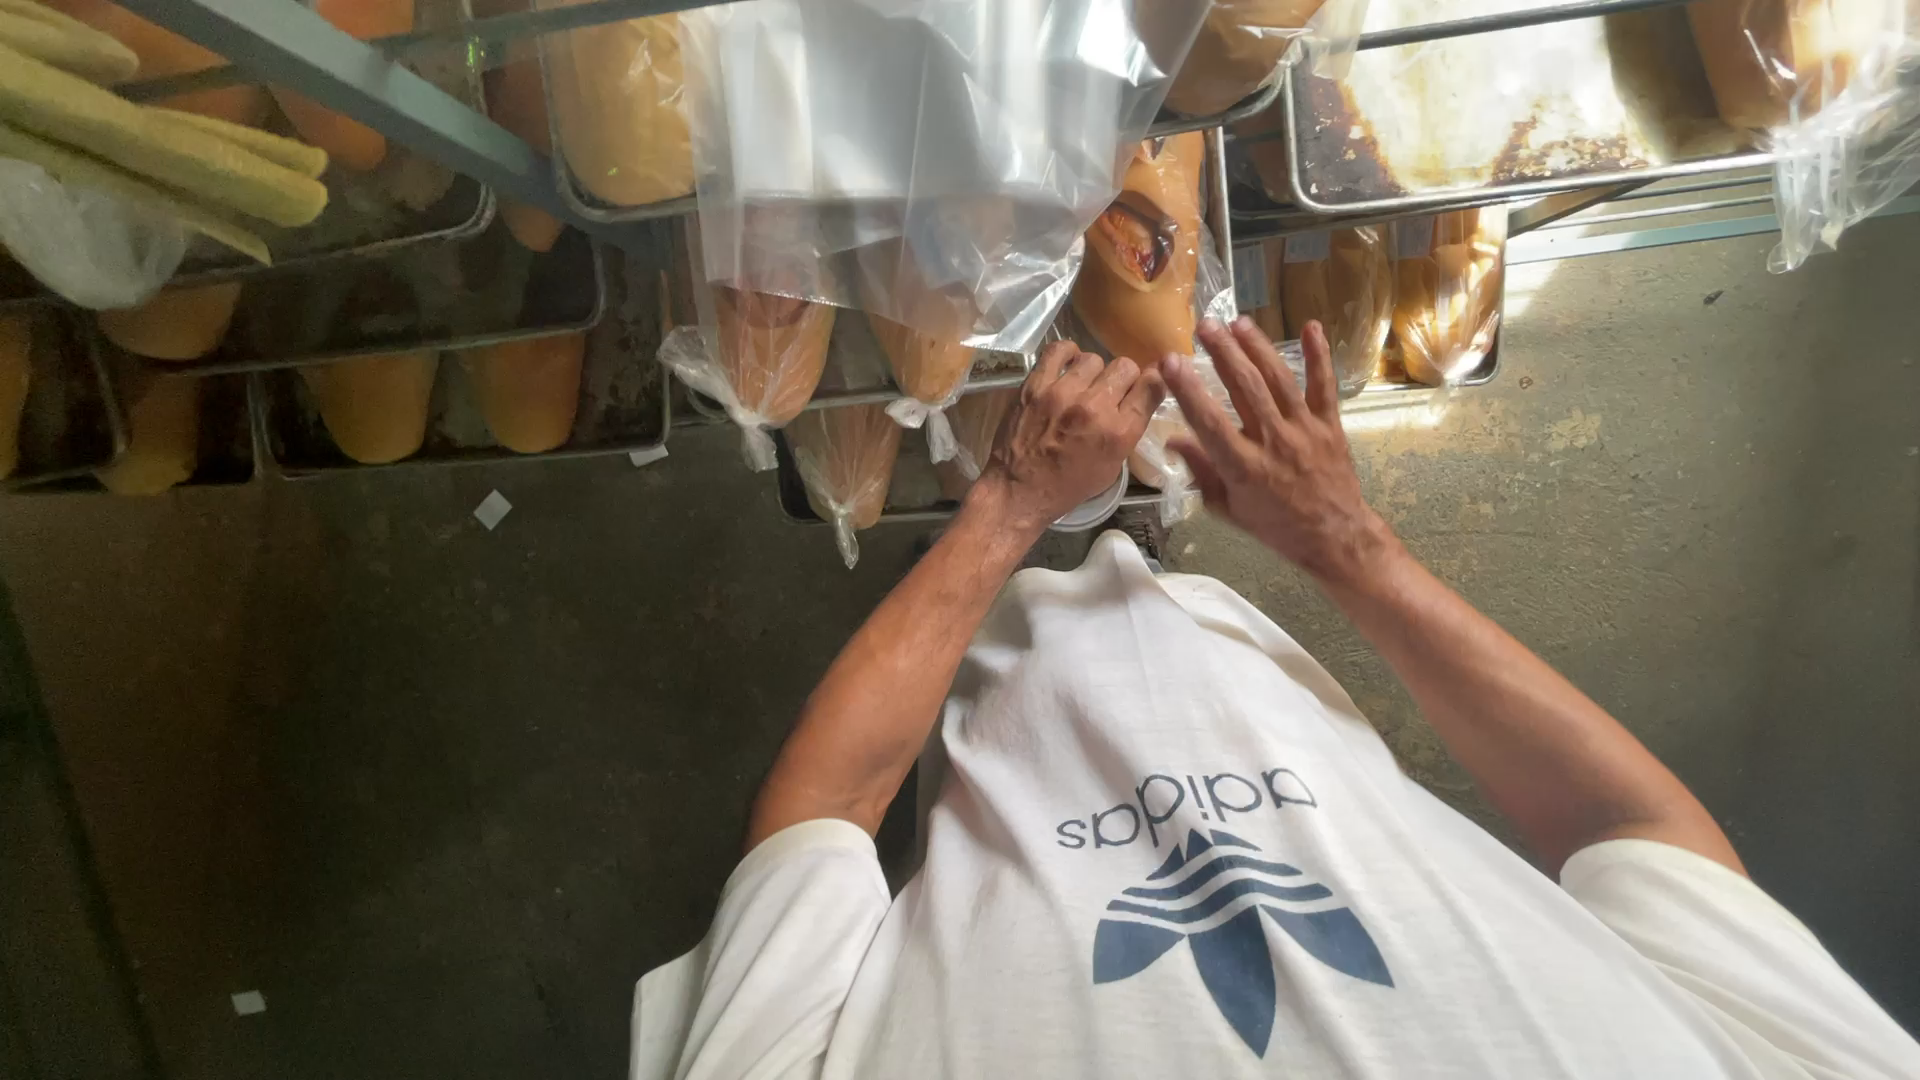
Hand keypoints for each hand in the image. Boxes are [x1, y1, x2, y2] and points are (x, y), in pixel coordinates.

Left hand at [972, 341, 1164, 534]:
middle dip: (1122, 380)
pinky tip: (1067, 367)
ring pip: (1094, 358)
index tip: (1142, 386)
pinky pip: (1058, 350)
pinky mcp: (1035, 386)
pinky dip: (1067, 354)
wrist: (1019, 491)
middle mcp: (1095, 408)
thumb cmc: (1068, 486)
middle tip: (1109, 393)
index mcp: (1119, 432)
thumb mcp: (1112, 466)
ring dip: (1093, 372)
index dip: (1151, 382)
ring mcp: (1063, 394)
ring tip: (1083, 386)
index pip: (1152, 386)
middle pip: (1125, 367)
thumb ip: (1128, 429)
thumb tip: (1137, 398)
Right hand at [1161, 317, 1400, 585]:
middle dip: (1224, 353)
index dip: (1188, 390)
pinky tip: (1310, 326)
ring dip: (1258, 348)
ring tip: (1238, 322)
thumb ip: (1201, 471)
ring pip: (1278, 380)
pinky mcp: (1330, 425)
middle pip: (1245, 389)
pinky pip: (1323, 386)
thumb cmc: (1273, 525)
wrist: (1333, 536)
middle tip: (1205, 325)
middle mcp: (1272, 442)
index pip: (1209, 421)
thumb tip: (1174, 440)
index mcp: (1242, 467)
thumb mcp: (1227, 506)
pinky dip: (1319, 356)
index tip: (1171, 362)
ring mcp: (1304, 430)